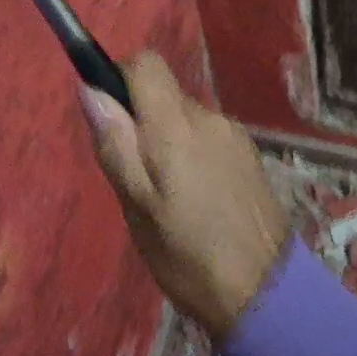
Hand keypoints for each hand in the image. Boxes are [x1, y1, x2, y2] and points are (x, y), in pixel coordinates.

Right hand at [79, 52, 288, 340]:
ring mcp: (233, 133)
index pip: (146, 63)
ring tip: (168, 197)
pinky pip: (207, 136)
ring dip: (168, 141)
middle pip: (165, 93)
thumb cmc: (188, 255)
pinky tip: (197, 198)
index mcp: (177, 125)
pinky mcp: (248, 152)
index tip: (111, 118)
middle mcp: (209, 116)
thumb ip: (115, 144)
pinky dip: (193, 154)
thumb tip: (90, 88)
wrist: (266, 292)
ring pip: (185, 118)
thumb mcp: (138, 207)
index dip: (121, 78)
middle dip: (143, 123)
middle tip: (137, 179)